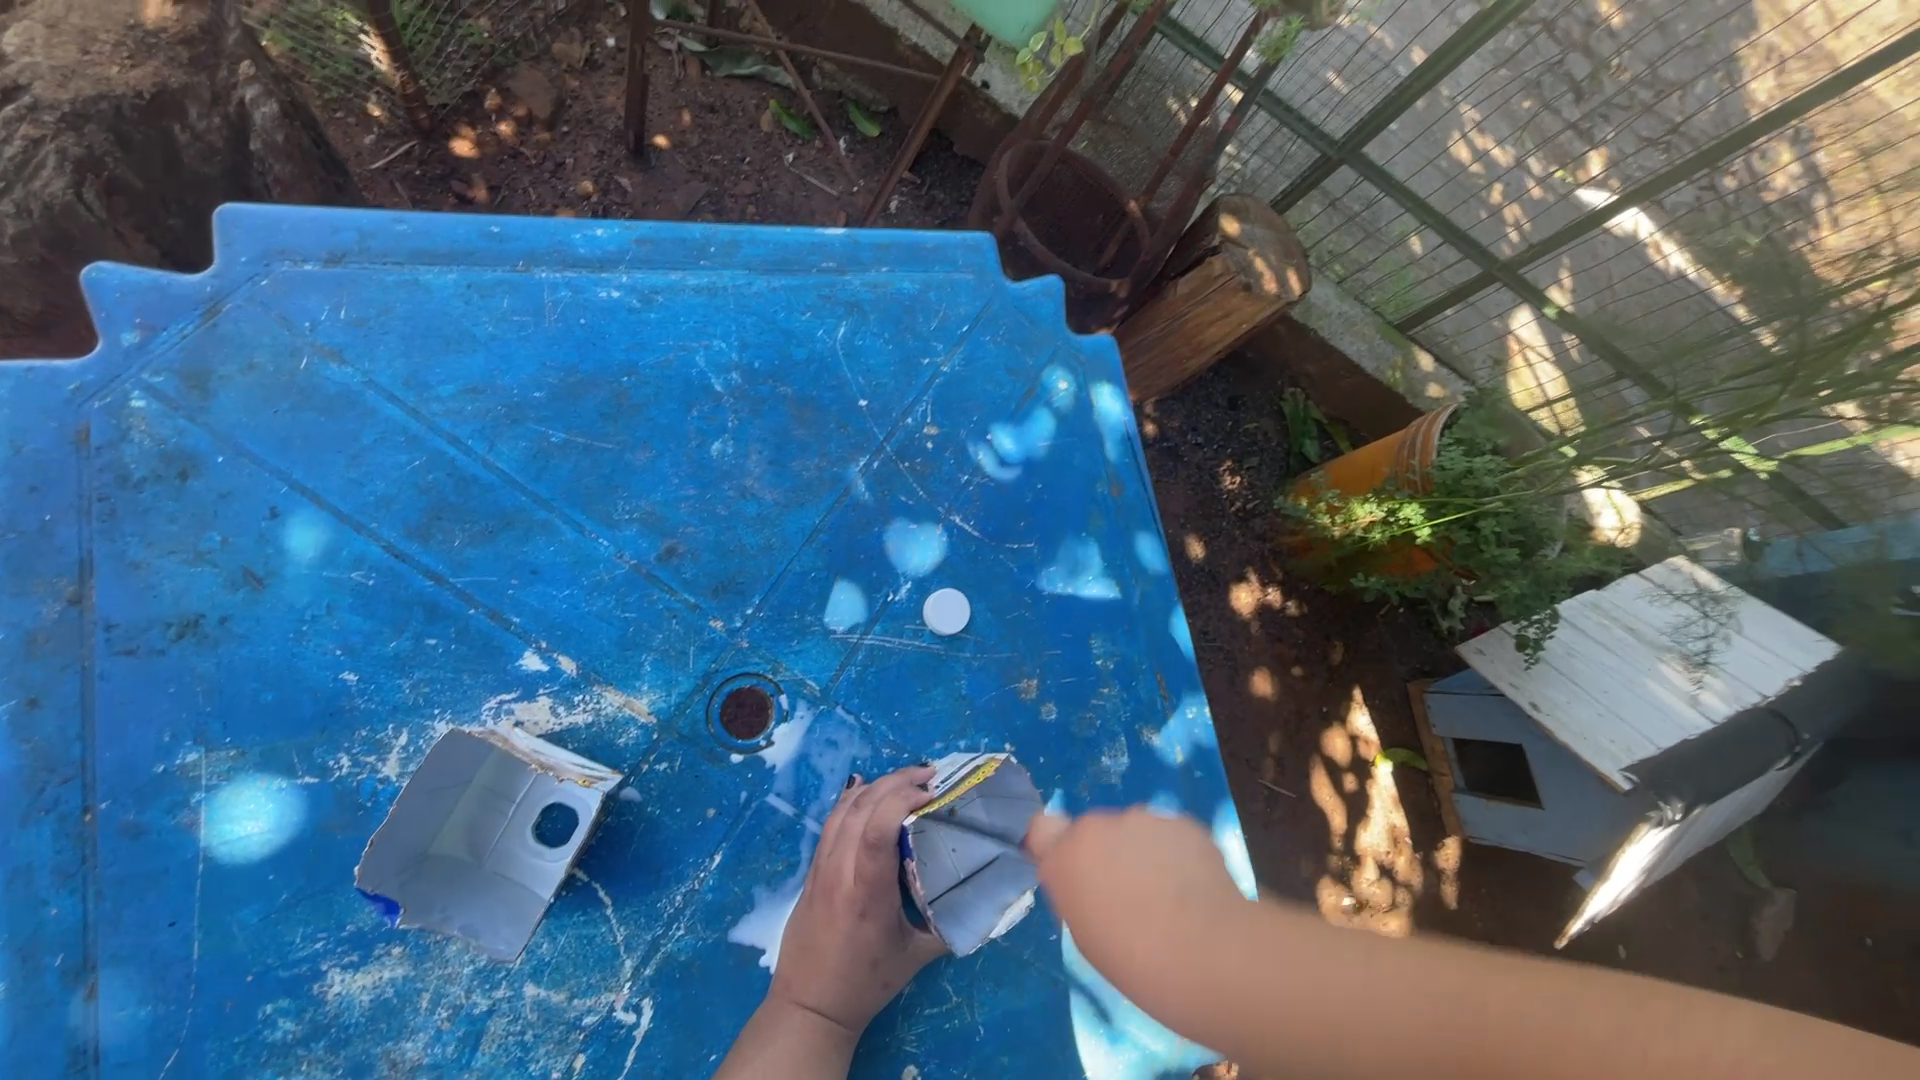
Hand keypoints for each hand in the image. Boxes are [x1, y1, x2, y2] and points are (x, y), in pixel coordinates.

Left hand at [768, 764, 947, 1037]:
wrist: (809, 1006)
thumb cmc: (866, 983)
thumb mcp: (916, 957)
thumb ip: (949, 923)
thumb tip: (989, 898)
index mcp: (868, 893)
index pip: (876, 829)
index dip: (902, 800)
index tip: (932, 793)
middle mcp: (840, 872)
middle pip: (861, 808)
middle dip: (896, 782)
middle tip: (930, 775)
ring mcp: (821, 867)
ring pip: (843, 809)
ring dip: (876, 786)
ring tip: (908, 778)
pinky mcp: (812, 869)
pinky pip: (831, 821)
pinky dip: (852, 798)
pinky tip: (869, 788)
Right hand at [1024, 808, 1249, 979]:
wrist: (1208, 952)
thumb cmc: (1137, 962)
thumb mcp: (1086, 935)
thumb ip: (1078, 893)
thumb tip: (1090, 882)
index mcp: (1064, 858)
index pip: (1041, 828)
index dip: (1058, 846)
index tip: (1076, 872)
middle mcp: (1096, 827)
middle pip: (1094, 832)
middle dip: (1107, 853)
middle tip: (1130, 892)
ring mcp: (1140, 818)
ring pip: (1133, 830)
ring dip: (1142, 851)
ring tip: (1170, 892)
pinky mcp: (1179, 820)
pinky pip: (1167, 834)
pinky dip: (1174, 852)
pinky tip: (1193, 885)